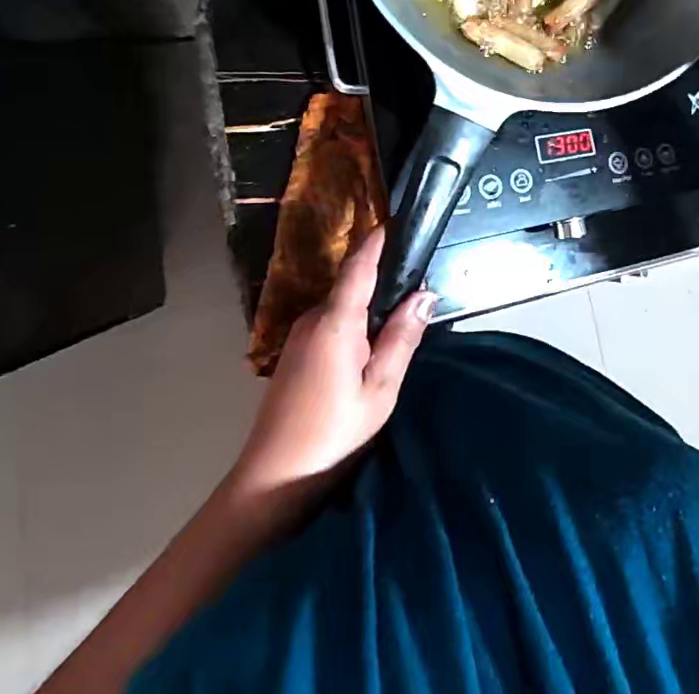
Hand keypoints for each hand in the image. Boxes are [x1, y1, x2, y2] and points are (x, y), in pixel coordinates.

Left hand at [230, 229, 434, 493]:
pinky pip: (331, 324)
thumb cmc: (335, 434)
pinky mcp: (295, 352)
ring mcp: (298, 335)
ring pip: (342, 308)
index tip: (396, 220)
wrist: (274, 477)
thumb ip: (402, 338)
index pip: (357, 267)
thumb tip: (425, 294)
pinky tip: (371, 352)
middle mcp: (312, 319)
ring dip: (369, 310)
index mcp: (334, 323)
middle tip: (420, 295)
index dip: (376, 241)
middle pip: (351, 287)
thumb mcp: (381, 389)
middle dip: (383, 284)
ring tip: (402, 328)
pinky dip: (355, 326)